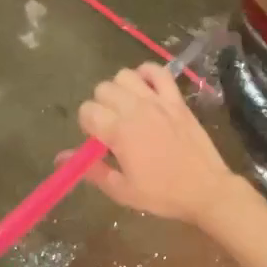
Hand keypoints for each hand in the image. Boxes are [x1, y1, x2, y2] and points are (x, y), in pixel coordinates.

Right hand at [73, 64, 241, 224]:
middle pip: (102, 89)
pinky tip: (145, 91)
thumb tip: (60, 158)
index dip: (87, 126)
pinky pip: (158, 71)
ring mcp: (158, 101)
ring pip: (125, 75)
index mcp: (119, 132)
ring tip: (127, 109)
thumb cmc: (162, 195)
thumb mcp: (121, 190)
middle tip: (112, 128)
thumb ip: (91, 170)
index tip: (98, 143)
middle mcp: (136, 109)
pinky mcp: (177, 99)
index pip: (87, 111)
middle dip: (100, 106)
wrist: (205, 190)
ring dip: (119, 89)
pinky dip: (146, 74)